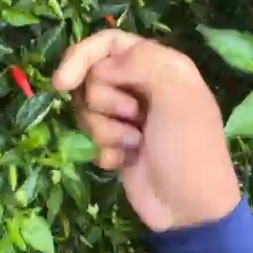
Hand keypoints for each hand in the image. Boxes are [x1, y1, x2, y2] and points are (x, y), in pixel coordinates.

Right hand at [52, 30, 242, 232]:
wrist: (190, 209)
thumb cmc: (190, 149)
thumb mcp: (178, 95)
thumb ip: (141, 62)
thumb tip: (99, 68)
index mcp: (160, 65)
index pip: (107, 43)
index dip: (80, 56)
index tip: (62, 83)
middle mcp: (141, 86)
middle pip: (92, 76)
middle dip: (105, 102)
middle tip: (135, 118)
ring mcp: (128, 117)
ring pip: (88, 108)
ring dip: (105, 129)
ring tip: (134, 145)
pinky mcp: (117, 144)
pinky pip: (90, 137)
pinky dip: (105, 150)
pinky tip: (126, 162)